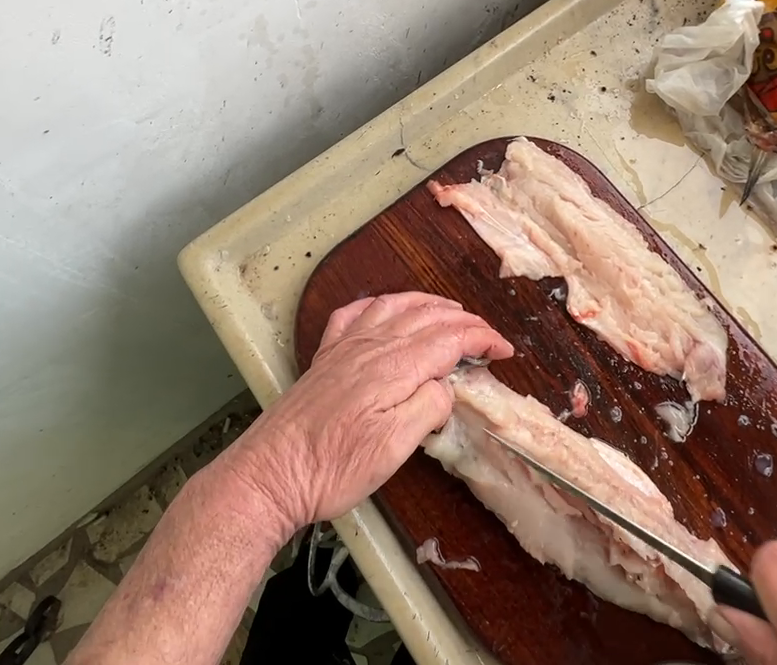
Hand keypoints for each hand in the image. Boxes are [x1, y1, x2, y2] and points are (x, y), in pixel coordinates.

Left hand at [214, 292, 514, 535]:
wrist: (271, 472)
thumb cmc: (332, 466)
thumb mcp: (392, 449)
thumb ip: (427, 408)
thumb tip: (446, 385)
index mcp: (393, 367)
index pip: (449, 338)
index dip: (481, 339)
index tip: (504, 350)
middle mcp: (370, 346)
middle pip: (426, 317)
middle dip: (463, 321)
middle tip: (486, 336)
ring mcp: (345, 347)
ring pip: (394, 306)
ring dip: (427, 304)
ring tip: (449, 310)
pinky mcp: (325, 357)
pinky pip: (354, 314)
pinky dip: (378, 304)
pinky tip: (383, 309)